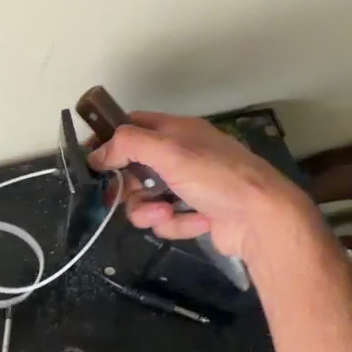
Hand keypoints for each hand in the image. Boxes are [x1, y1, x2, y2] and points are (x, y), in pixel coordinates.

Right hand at [89, 111, 315, 259]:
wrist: (261, 219)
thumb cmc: (218, 178)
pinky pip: (164, 219)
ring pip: (144, 200)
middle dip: (127, 189)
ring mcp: (187, 186)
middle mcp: (181, 156)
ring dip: (149, 211)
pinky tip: (197, 223)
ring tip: (166, 214)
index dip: (109, 141)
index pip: (133, 126)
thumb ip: (130, 145)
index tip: (91, 163)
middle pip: (132, 170)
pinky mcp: (192, 213)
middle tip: (123, 197)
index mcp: (178, 132)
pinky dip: (175, 224)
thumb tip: (96, 154)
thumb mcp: (171, 153)